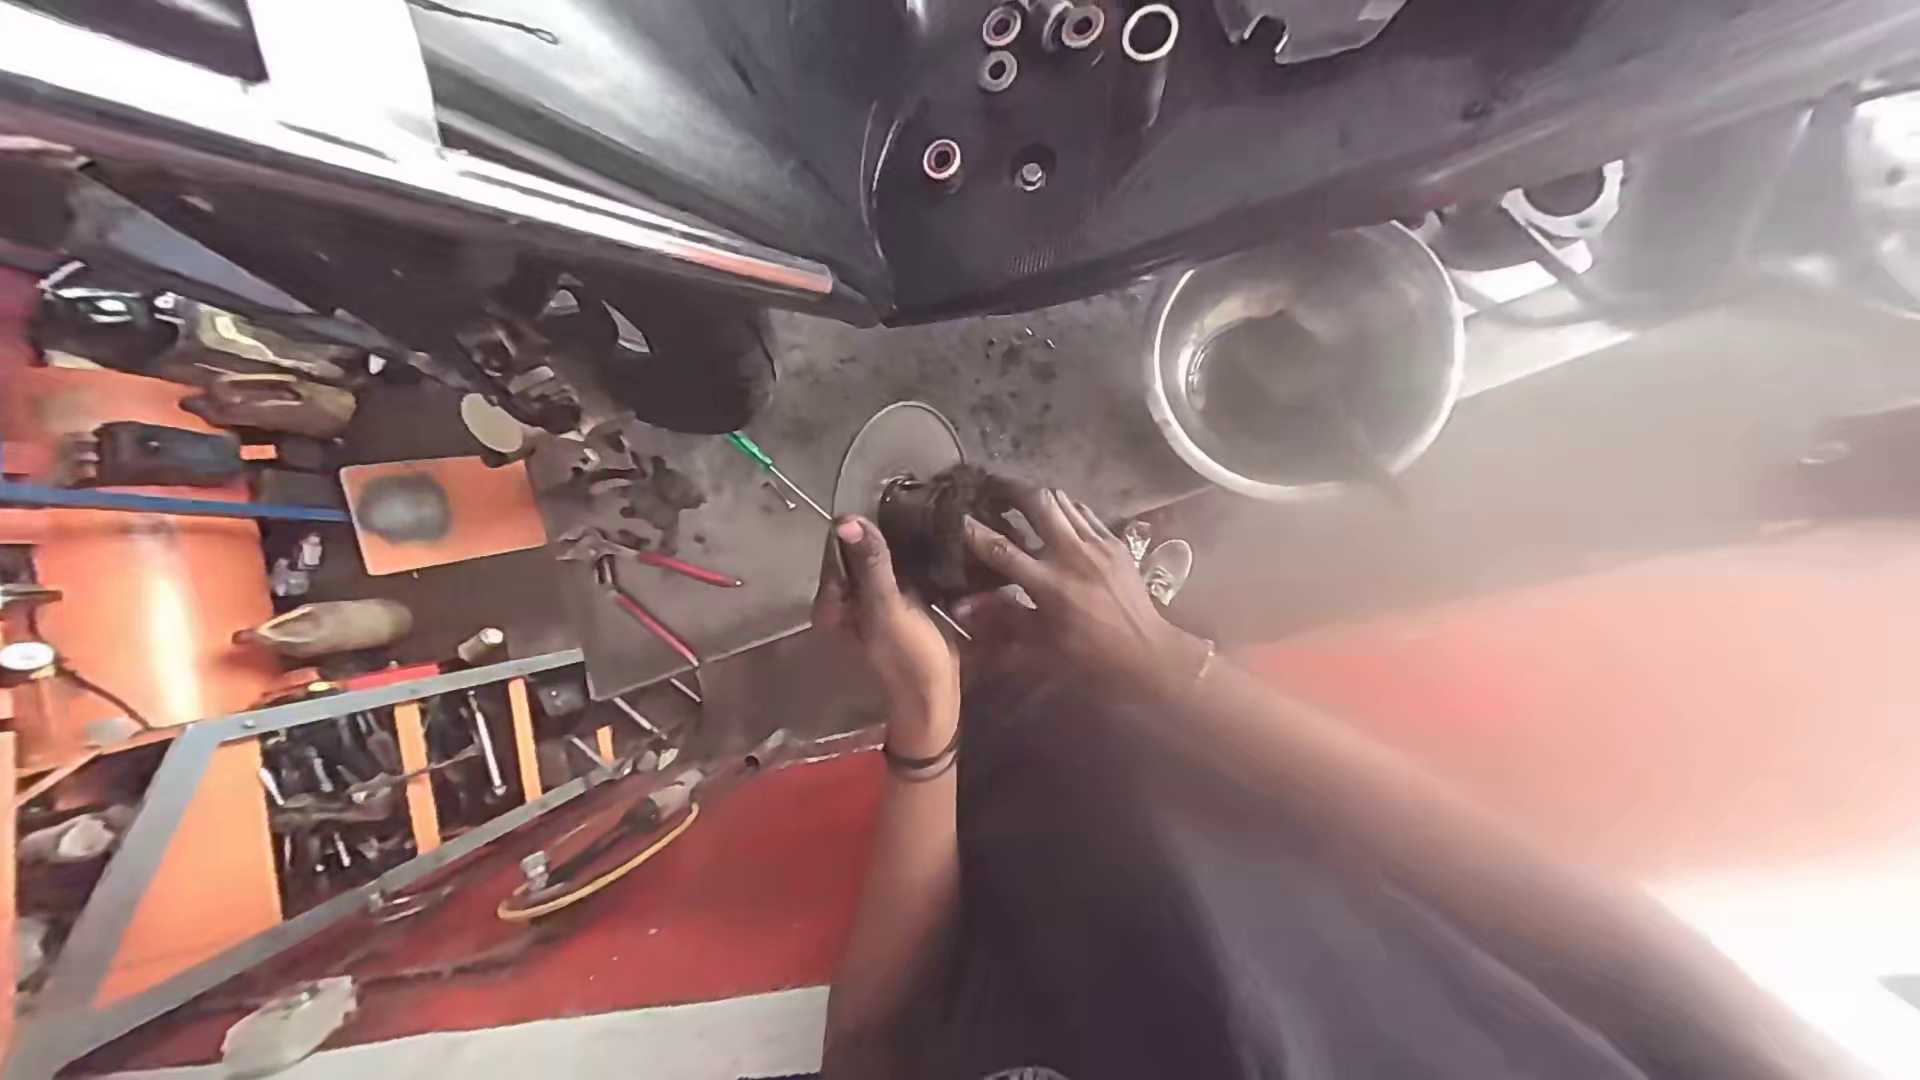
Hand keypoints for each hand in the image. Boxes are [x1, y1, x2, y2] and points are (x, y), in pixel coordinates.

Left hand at [813, 516, 959, 755]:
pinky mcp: (897, 601)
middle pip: (858, 553)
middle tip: (911, 507)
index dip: (858, 527)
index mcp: (831, 602)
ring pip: (880, 559)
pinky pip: (898, 570)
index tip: (886, 501)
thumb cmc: (908, 654)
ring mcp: (872, 601)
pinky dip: (911, 557)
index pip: (837, 549)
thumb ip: (870, 564)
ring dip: (898, 542)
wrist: (937, 692)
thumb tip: (848, 520)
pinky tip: (929, 541)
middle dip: (880, 533)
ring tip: (923, 518)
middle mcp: (847, 599)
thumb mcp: (886, 607)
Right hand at [957, 483, 1209, 698]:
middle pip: (1038, 504)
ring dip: (1040, 496)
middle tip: (995, 486)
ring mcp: (1097, 545)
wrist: (1144, 652)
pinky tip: (1058, 512)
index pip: (1002, 549)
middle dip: (1013, 490)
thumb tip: (960, 606)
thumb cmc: (1086, 654)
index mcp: (1049, 584)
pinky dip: (1067, 507)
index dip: (976, 532)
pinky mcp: (1115, 542)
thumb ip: (1001, 615)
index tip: (959, 517)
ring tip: (1023, 495)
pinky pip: (1086, 513)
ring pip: (1063, 501)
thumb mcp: (1040, 641)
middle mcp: (1071, 555)